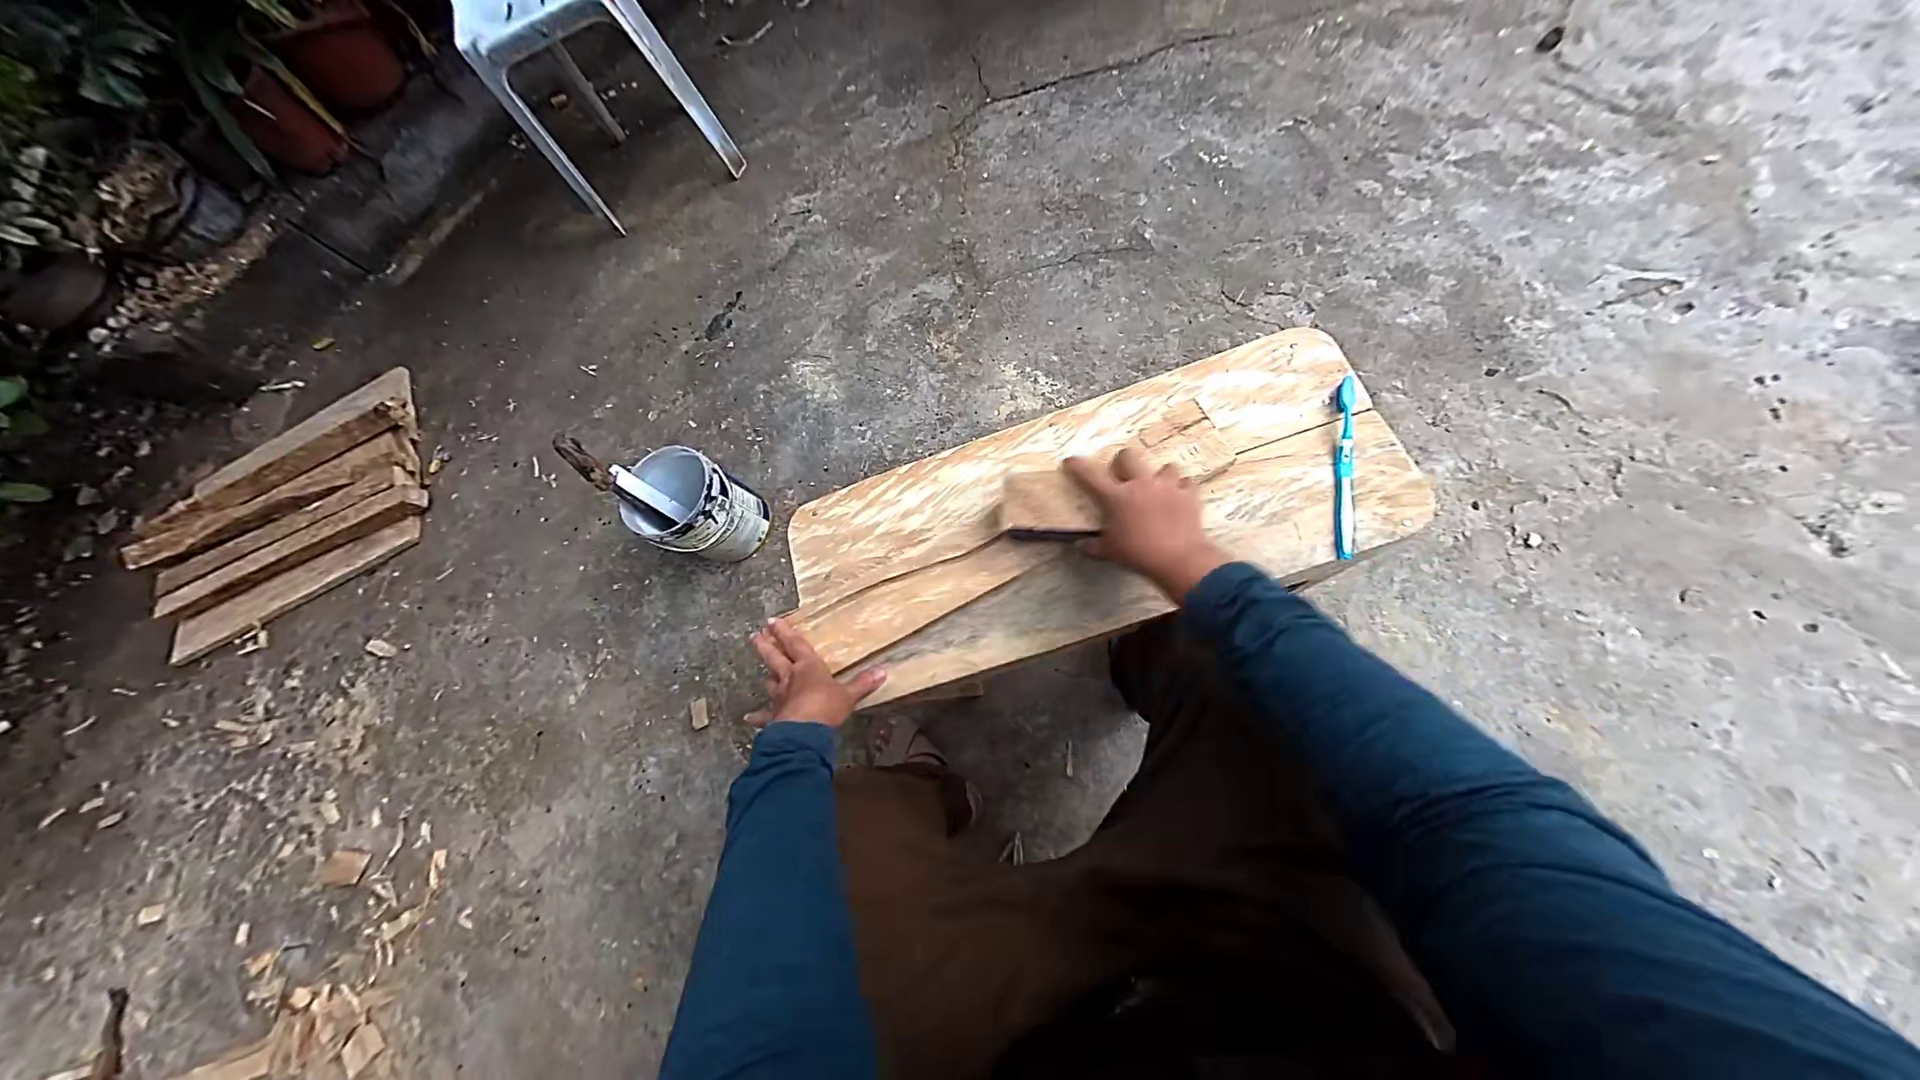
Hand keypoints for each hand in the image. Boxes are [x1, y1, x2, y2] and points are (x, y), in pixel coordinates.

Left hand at [749, 617, 886, 728]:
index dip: (785, 632)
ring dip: (768, 676)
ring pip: (771, 682)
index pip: (796, 644)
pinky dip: (757, 716)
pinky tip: (748, 718)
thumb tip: (883, 671)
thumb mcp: (849, 695)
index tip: (772, 621)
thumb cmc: (827, 706)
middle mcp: (790, 677)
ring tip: (765, 673)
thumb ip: (863, 683)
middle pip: (775, 657)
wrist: (804, 731)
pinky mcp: (774, 717)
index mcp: (808, 666)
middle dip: (766, 646)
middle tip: (755, 635)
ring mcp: (780, 697)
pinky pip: (764, 715)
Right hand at [1064, 447, 1231, 601]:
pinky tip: (1179, 498)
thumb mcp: (1110, 552)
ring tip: (1158, 488)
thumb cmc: (1138, 554)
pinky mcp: (1188, 495)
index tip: (1071, 462)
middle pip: (1129, 456)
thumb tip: (1080, 546)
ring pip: (1165, 466)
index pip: (1089, 474)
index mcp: (1115, 497)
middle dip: (1124, 461)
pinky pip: (1187, 483)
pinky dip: (1183, 489)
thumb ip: (1093, 546)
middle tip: (1123, 475)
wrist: (1178, 559)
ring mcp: (1167, 486)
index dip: (1077, 466)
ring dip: (1160, 475)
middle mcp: (1140, 484)